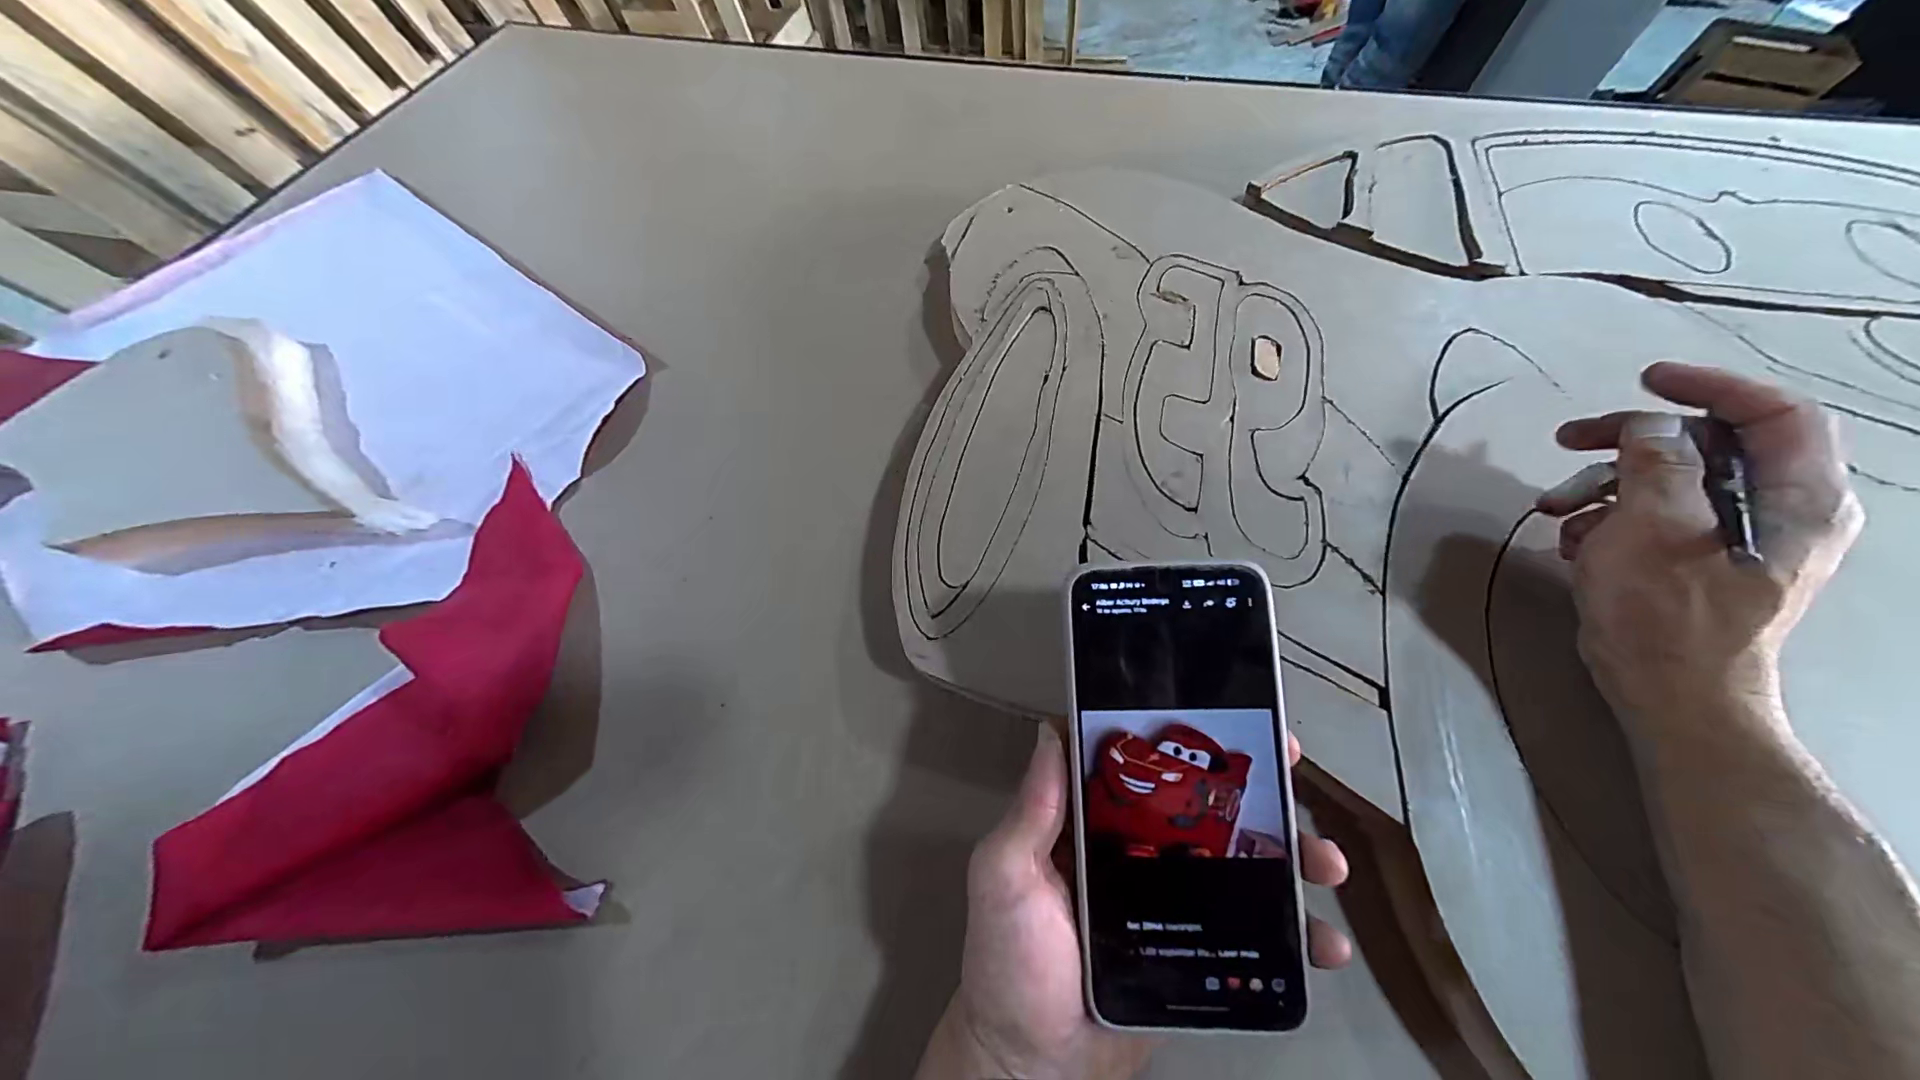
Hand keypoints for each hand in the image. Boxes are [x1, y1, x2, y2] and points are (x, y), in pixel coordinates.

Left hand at [915, 725, 1351, 1079]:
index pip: (1136, 760)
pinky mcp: (1195, 946)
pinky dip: (1292, 933)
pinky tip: (1324, 941)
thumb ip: (1029, 810)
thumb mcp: (1006, 874)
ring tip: (1324, 861)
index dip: (1176, 732)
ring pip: (1236, 858)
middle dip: (1250, 783)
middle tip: (1291, 768)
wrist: (1039, 1062)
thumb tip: (1050, 729)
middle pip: (1199, 802)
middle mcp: (1132, 847)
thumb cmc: (1010, 961)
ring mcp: (1169, 896)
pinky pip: (1251, 929)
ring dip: (1286, 852)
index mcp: (1089, 820)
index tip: (1220, 714)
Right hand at [1535, 362, 1862, 735]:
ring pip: (1669, 481)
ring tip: (1552, 510)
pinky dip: (1608, 519)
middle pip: (1707, 445)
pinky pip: (1653, 516)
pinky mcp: (1695, 559)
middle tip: (1567, 440)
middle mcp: (1778, 511)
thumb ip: (1659, 464)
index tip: (1645, 379)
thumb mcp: (1653, 528)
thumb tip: (1652, 424)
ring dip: (1603, 486)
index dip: (1710, 386)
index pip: (1774, 413)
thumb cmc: (1666, 611)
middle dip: (1630, 441)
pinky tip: (1574, 541)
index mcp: (1795, 499)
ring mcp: (1734, 537)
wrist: (1668, 690)